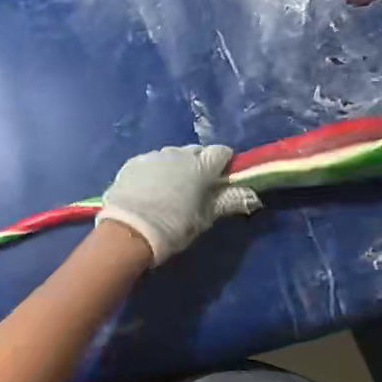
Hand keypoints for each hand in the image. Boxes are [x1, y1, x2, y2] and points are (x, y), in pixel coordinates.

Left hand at [96, 144, 260, 263]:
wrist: (129, 230)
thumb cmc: (174, 226)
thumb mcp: (205, 218)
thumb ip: (228, 202)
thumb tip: (252, 195)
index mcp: (201, 165)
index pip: (222, 152)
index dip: (224, 164)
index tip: (222, 180)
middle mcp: (177, 154)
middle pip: (196, 151)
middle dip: (199, 164)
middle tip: (196, 187)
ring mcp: (152, 156)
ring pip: (171, 155)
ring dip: (175, 166)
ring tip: (170, 189)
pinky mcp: (132, 162)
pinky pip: (150, 161)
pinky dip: (154, 170)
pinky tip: (149, 189)